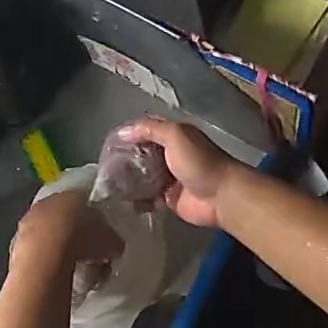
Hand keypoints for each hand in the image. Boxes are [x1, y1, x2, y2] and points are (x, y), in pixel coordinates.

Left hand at [15, 188, 123, 263]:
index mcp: (73, 194)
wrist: (45, 256)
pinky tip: (53, 275)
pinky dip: (43, 261)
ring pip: (47, 234)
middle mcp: (49, 202)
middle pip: (64, 217)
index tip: (101, 237)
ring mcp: (28, 221)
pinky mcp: (15, 242)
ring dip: (57, 248)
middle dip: (75, 234)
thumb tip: (114, 245)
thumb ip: (112, 240)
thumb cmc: (84, 240)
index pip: (86, 203)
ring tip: (71, 268)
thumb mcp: (111, 241)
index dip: (94, 221)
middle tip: (88, 254)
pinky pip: (35, 252)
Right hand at [116, 118, 241, 227]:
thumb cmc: (198, 161)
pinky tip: (125, 200)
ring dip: (130, 178)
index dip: (130, 131)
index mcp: (174, 135)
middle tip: (107, 164)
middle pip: (143, 152)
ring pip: (143, 174)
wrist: (220, 195)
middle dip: (126, 157)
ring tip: (111, 183)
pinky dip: (138, 198)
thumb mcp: (175, 135)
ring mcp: (169, 176)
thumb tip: (123, 132)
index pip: (147, 128)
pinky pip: (148, 196)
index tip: (110, 141)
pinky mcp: (169, 197)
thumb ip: (150, 130)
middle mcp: (171, 153)